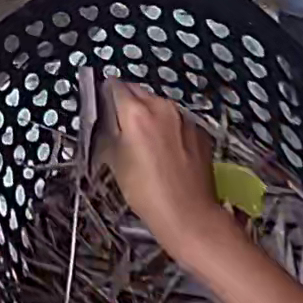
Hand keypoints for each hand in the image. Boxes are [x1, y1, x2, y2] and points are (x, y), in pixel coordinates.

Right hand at [101, 78, 235, 259]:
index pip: (114, 85)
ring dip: (149, 116)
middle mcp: (161, 108)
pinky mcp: (199, 132)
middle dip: (127, 104)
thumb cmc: (148, 193)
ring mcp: (184, 119)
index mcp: (135, 111)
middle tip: (121, 128)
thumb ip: (109, 128)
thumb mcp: (113, 158)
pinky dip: (168, 128)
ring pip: (158, 105)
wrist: (190, 217)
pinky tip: (164, 152)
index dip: (105, 95)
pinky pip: (176, 121)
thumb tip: (107, 116)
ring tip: (144, 144)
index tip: (102, 106)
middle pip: (137, 91)